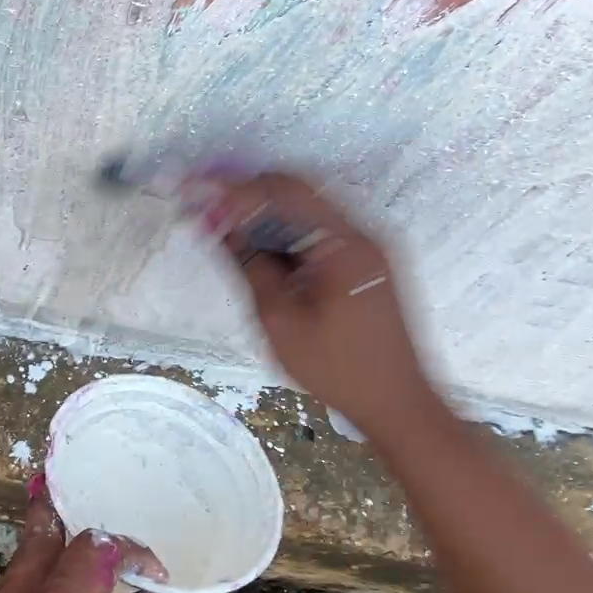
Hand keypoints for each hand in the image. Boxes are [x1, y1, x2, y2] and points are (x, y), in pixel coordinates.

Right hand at [197, 170, 432, 432]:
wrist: (399, 404)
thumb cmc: (336, 368)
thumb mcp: (278, 318)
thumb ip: (247, 262)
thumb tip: (214, 222)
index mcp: (343, 244)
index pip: (281, 190)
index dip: (231, 188)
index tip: (194, 194)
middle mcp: (361, 233)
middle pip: (294, 190)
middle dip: (243, 194)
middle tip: (202, 207)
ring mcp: (367, 246)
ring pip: (303, 207)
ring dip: (260, 212)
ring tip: (219, 227)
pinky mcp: (365, 261)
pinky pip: (316, 228)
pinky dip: (281, 231)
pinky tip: (254, 248)